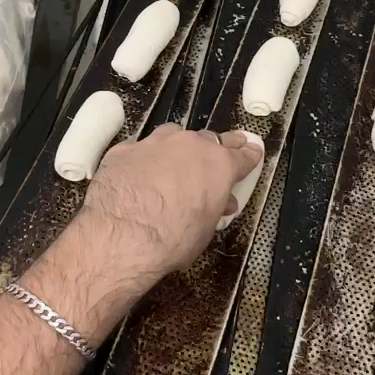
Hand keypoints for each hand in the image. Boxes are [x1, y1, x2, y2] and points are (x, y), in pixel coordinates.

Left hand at [26, 125, 259, 334]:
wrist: (122, 235)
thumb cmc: (173, 239)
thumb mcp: (205, 228)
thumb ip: (214, 207)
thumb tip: (220, 200)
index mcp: (218, 164)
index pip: (242, 155)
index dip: (248, 155)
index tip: (252, 152)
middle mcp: (189, 145)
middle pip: (209, 139)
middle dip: (215, 147)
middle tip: (219, 152)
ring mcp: (155, 143)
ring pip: (173, 135)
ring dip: (177, 147)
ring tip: (174, 162)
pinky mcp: (125, 149)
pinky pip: (140, 149)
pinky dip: (144, 159)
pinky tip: (137, 175)